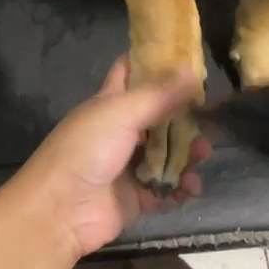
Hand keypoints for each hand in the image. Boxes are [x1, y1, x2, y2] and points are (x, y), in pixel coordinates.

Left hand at [8, 58, 208, 261]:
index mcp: (110, 103)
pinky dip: (181, 187)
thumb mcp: (122, 112)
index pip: (131, 72)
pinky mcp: (136, 197)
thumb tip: (193, 70)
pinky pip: (166, 188)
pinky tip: (191, 187)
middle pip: (158, 117)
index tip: (187, 59)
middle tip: (209, 117)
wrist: (60, 210)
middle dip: (184, 117)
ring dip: (187, 154)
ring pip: (167, 153)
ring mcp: (128, 165)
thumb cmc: (87, 149)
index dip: (154, 62)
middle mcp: (120, 131)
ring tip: (203, 155)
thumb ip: (160, 94)